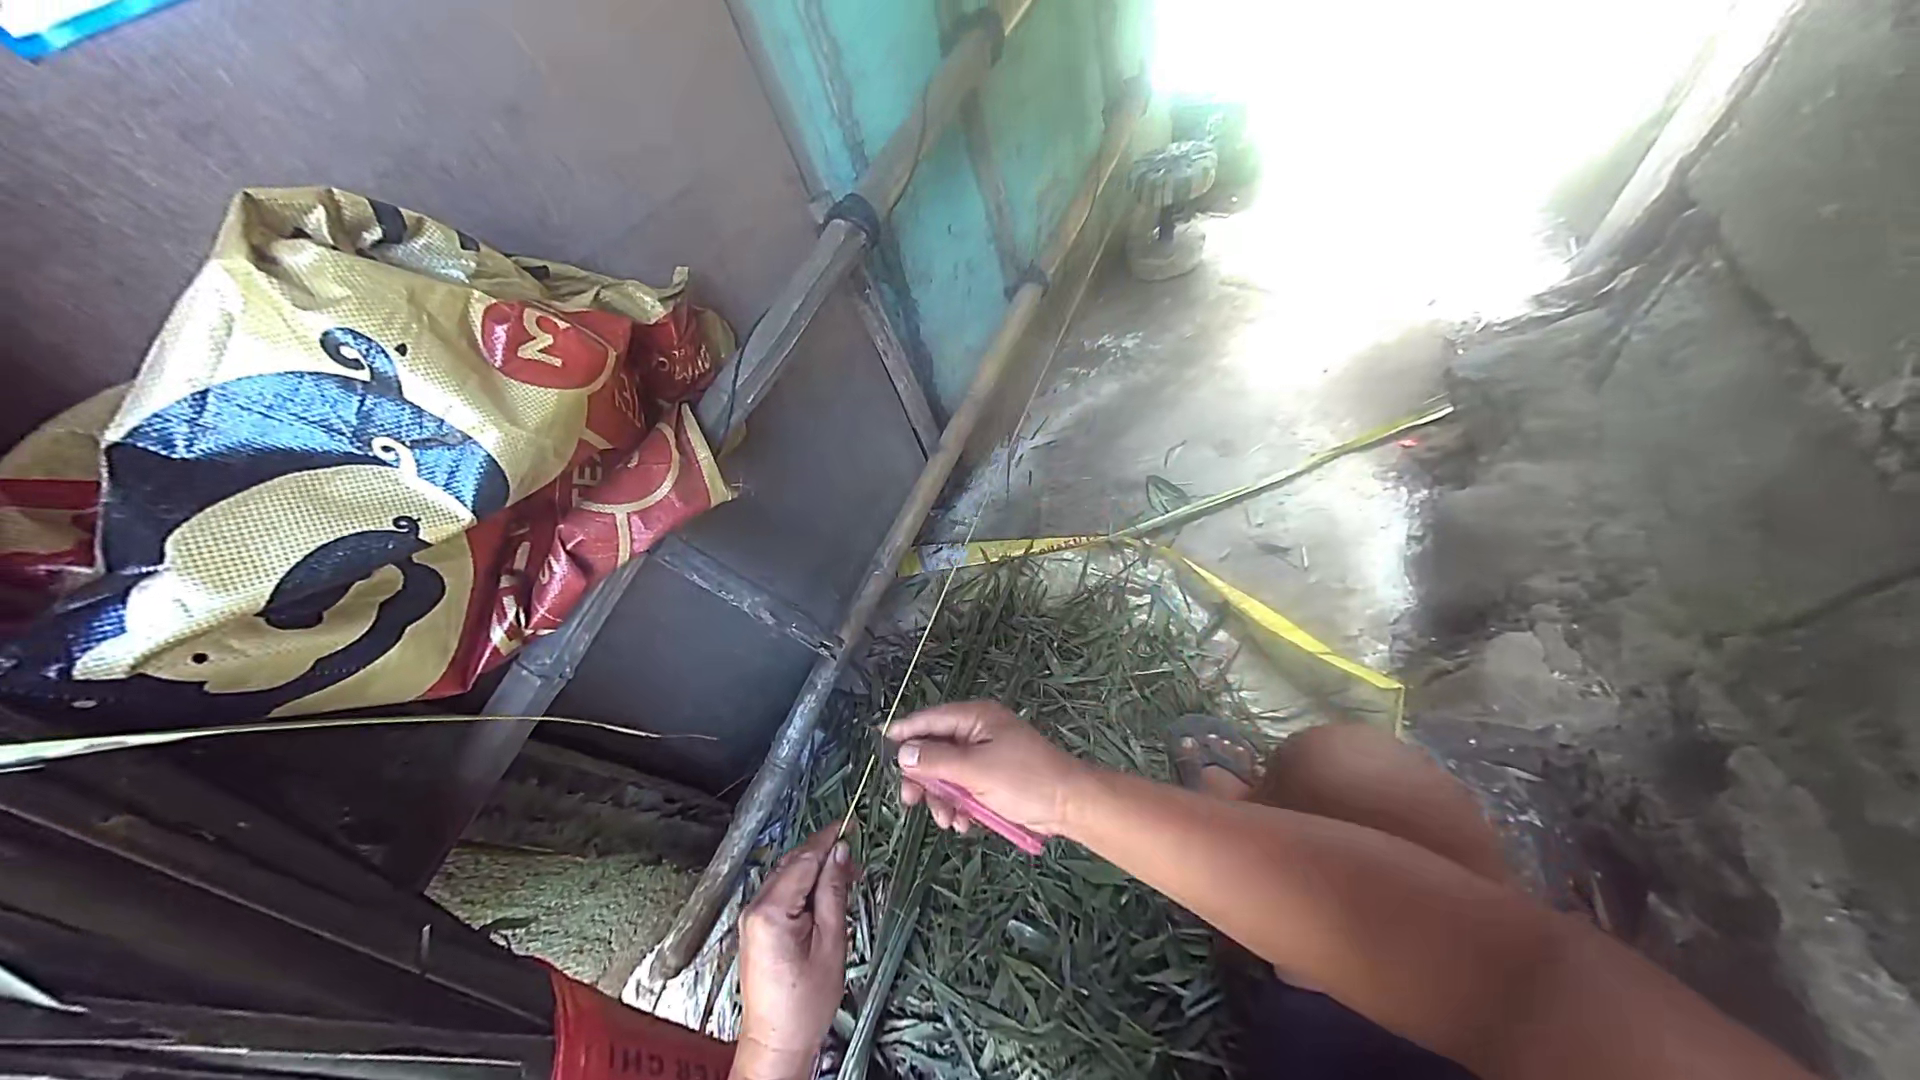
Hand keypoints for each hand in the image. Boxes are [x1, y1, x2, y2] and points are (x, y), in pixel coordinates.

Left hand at [733, 824, 858, 1079]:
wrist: (777, 1045)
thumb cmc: (806, 1003)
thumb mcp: (831, 942)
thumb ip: (834, 892)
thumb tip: (840, 853)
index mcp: (771, 910)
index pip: (804, 859)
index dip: (829, 839)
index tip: (850, 825)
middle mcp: (755, 908)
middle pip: (793, 864)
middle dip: (825, 856)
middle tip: (855, 862)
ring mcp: (751, 918)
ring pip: (787, 876)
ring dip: (816, 871)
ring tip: (846, 880)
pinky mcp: (755, 928)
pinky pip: (781, 893)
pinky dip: (804, 887)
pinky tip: (824, 896)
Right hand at [888, 700, 1096, 836]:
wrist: (1069, 804)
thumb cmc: (1024, 778)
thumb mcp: (975, 770)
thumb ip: (936, 760)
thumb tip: (903, 752)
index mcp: (975, 718)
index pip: (930, 719)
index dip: (905, 732)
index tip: (881, 745)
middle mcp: (978, 733)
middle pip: (935, 751)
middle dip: (923, 779)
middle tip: (910, 802)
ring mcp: (985, 758)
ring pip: (947, 775)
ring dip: (942, 799)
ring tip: (948, 821)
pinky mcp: (992, 781)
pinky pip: (964, 790)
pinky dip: (959, 807)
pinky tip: (963, 824)